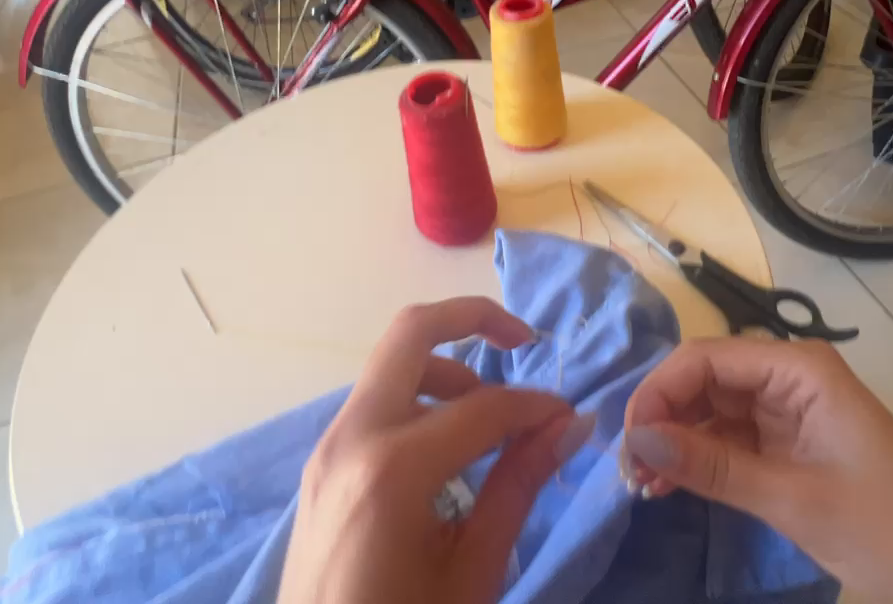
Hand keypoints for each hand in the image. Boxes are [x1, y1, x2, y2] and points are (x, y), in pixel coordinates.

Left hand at [279, 297, 593, 603]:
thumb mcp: (472, 573)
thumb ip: (518, 486)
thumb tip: (570, 425)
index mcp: (391, 469)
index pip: (482, 406)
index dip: (534, 406)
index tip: (567, 417)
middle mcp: (351, 437)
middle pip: (410, 332)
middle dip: (472, 319)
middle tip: (522, 339)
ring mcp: (328, 445)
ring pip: (390, 363)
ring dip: (445, 364)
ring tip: (488, 415)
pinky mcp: (323, 462)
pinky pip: (377, 401)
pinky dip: (420, 397)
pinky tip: (448, 444)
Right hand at [623, 338, 892, 602]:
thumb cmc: (889, 530)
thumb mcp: (793, 497)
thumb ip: (711, 465)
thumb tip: (636, 439)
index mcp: (798, 367)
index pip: (708, 358)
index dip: (661, 391)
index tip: (628, 439)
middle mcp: (789, 376)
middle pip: (706, 380)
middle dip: (664, 418)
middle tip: (630, 468)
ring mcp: (789, 410)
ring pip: (712, 410)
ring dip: (676, 442)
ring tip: (643, 483)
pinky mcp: (789, 444)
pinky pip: (730, 439)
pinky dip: (699, 460)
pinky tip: (670, 484)